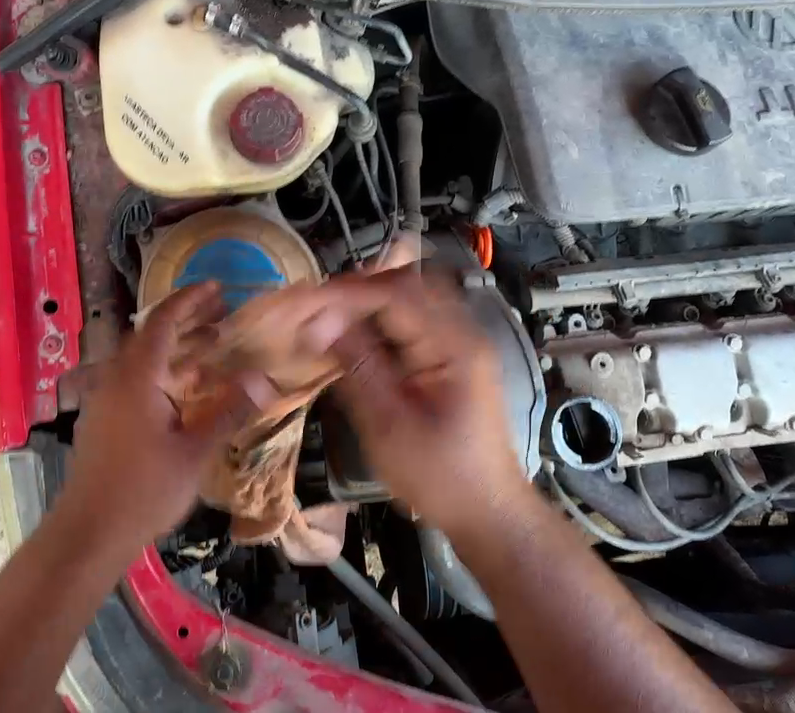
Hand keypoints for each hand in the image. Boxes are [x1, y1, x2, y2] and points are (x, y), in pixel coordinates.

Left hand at [58, 282, 263, 550]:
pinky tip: (181, 391)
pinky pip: (132, 378)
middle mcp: (115, 378)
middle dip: (185, 321)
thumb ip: (227, 411)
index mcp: (136, 376)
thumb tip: (263, 379)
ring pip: (140, 358)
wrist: (89, 531)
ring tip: (209, 349)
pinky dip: (160, 370)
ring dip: (173, 347)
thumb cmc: (144, 490)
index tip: (217, 289)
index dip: (190, 301)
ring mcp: (103, 398)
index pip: (163, 321)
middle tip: (220, 316)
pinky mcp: (100, 418)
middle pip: (150, 335)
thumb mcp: (194, 452)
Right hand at [322, 267, 535, 538]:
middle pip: (407, 283)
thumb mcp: (389, 425)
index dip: (345, 294)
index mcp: (454, 346)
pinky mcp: (455, 355)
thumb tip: (321, 321)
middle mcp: (463, 332)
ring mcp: (462, 341)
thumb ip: (357, 365)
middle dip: (357, 287)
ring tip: (330, 315)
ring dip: (369, 298)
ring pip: (412, 294)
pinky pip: (417, 316)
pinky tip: (358, 332)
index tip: (306, 303)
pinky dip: (383, 315)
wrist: (488, 512)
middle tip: (316, 304)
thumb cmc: (440, 477)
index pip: (394, 294)